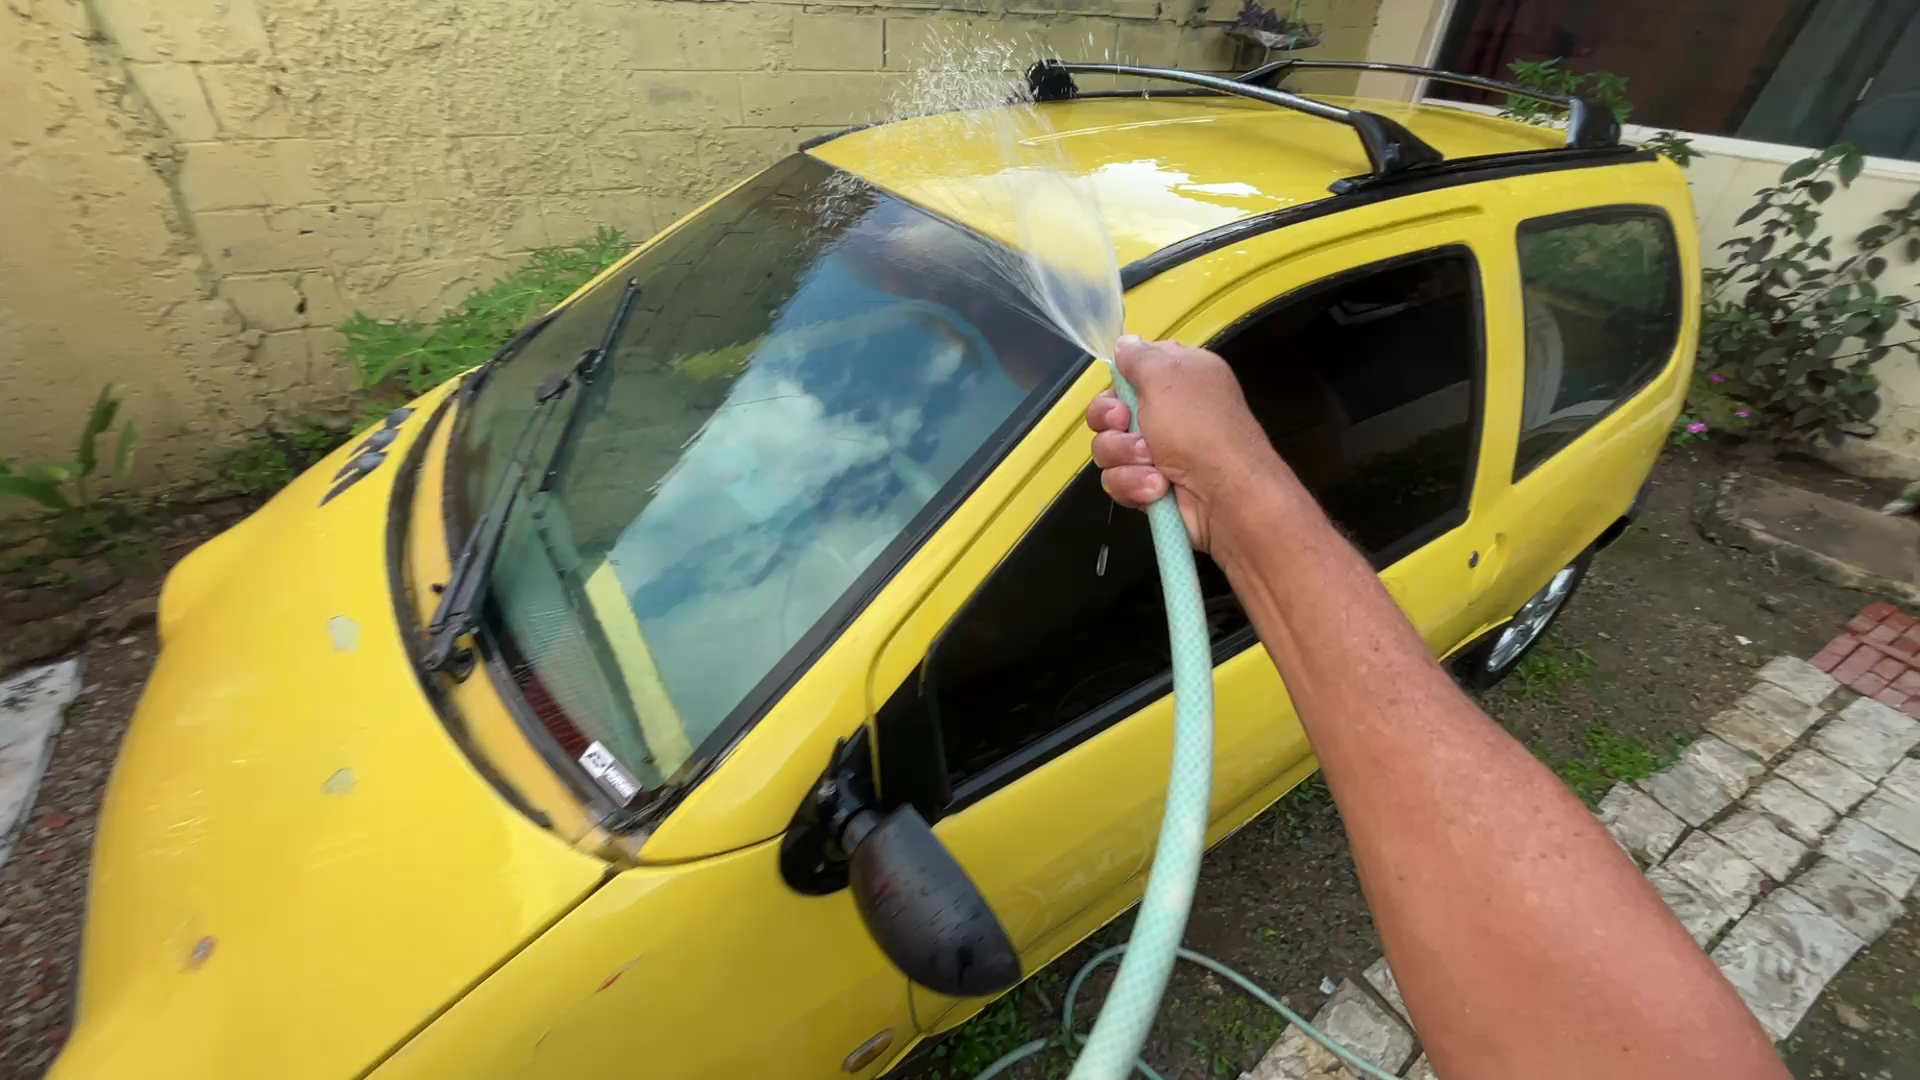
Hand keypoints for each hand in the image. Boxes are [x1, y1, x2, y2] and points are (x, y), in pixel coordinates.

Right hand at [1086, 335, 1283, 553]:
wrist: (1224, 495)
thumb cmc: (1198, 428)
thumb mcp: (1166, 377)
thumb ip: (1138, 357)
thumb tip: (1124, 342)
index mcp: (1179, 378)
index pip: (1132, 372)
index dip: (1119, 383)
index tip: (1122, 390)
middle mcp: (1168, 413)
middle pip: (1109, 413)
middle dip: (1111, 423)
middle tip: (1126, 425)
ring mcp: (1158, 452)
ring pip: (1108, 450)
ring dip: (1125, 457)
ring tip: (1154, 464)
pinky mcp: (1149, 486)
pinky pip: (1118, 481)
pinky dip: (1134, 484)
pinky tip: (1158, 487)